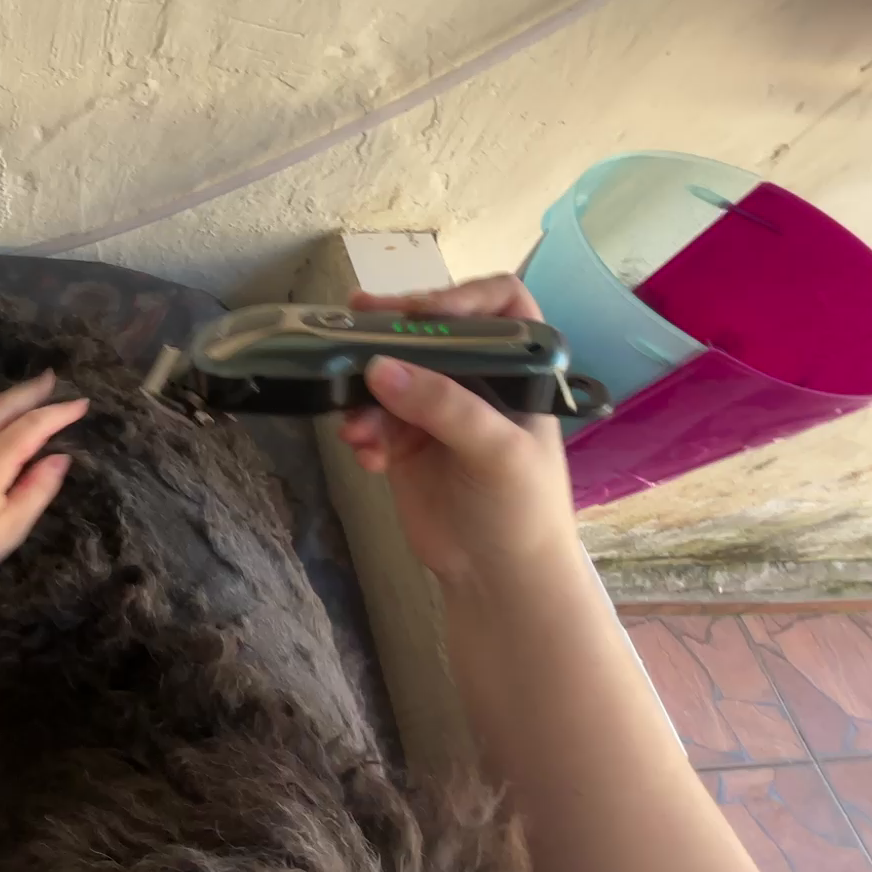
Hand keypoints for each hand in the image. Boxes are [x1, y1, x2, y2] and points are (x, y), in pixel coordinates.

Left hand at [0, 371, 86, 599]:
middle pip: (3, 406)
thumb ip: (36, 490)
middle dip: (30, 391)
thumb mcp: (8, 529)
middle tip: (51, 379)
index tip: (81, 404)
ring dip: (3, 400)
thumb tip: (60, 458)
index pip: (32, 427)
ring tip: (20, 398)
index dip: (59, 413)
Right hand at [335, 274, 581, 587]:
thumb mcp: (495, 451)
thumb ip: (442, 406)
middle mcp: (473, 382)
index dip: (462, 296)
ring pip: (387, 378)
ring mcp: (433, 412)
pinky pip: (369, 420)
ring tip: (359, 433)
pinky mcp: (401, 442)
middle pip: (427, 334)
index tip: (421, 312)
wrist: (495, 576)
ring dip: (365, 401)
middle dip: (389, 334)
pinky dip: (363, 435)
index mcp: (515, 372)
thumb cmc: (520, 509)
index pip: (498, 305)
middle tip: (351, 321)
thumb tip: (376, 368)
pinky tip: (368, 459)